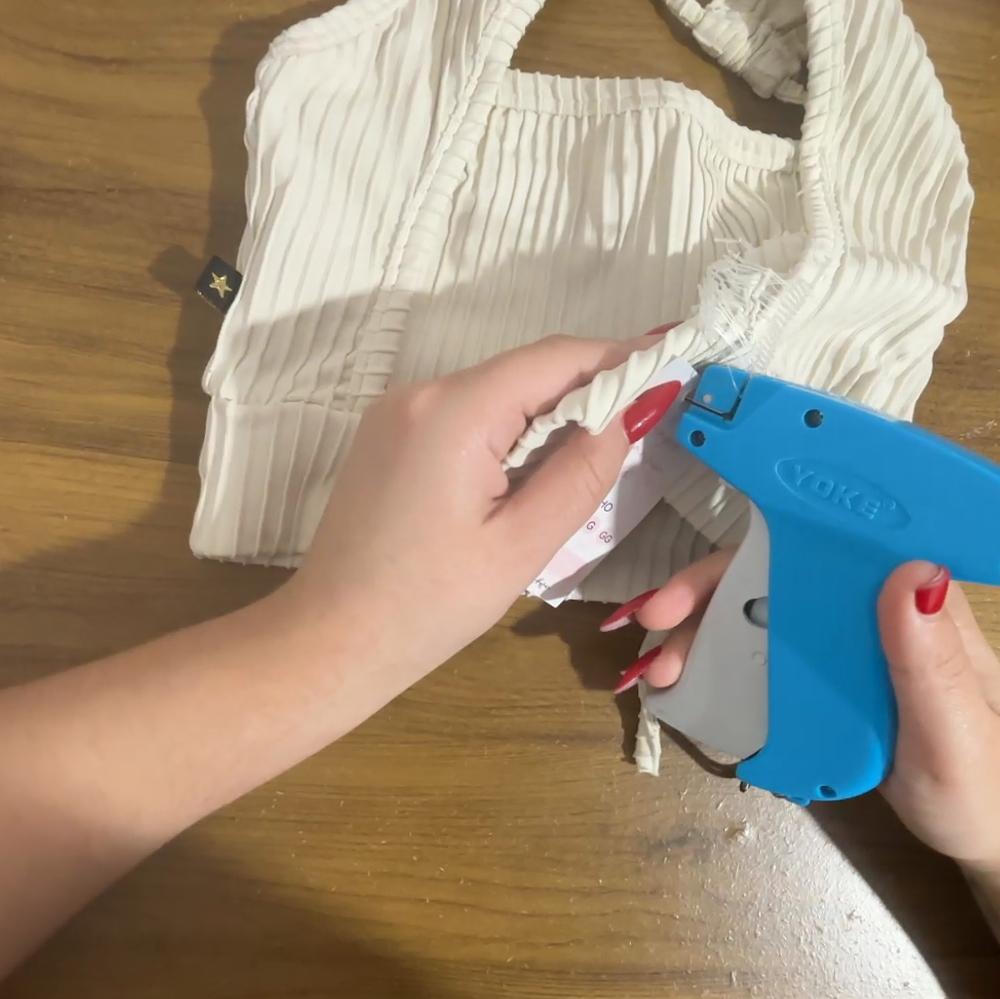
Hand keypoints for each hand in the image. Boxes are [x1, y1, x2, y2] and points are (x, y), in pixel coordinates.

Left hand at [279, 333, 681, 700]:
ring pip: (495, 390)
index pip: (554, 359)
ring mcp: (397, 411)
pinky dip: (510, 426)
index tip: (670, 366)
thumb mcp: (519, 546)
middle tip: (646, 415)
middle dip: (588, 387)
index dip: (618, 358)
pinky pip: (465, 413)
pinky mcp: (389, 435)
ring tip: (600, 444)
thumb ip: (581, 473)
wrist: (329, 640)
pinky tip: (534, 462)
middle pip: (523, 370)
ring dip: (549, 411)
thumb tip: (633, 412)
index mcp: (453, 412)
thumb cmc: (426, 606)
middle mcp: (419, 393)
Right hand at [615, 556, 999, 871]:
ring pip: (755, 610)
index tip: (707, 570)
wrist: (979, 833)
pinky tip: (682, 681)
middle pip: (774, 572)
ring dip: (699, 630)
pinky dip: (711, 658)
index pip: (832, 543)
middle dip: (705, 589)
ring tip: (662, 671)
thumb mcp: (958, 730)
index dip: (762, 540)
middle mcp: (866, 606)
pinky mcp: (818, 672)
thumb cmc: (982, 784)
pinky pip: (757, 650)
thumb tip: (913, 569)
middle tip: (653, 619)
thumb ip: (934, 663)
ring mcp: (838, 639)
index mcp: (911, 600)